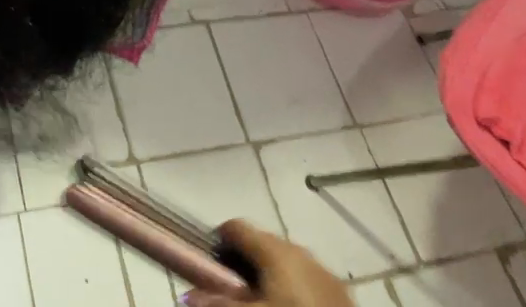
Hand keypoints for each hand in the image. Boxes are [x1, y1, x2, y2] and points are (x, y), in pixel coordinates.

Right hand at [186, 221, 351, 306]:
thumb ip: (218, 303)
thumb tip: (187, 294)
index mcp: (274, 249)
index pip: (235, 226)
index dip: (217, 242)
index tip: (208, 265)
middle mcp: (297, 248)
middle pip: (258, 243)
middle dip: (240, 262)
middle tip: (231, 291)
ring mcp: (322, 269)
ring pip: (283, 261)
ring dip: (266, 275)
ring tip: (259, 301)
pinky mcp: (338, 290)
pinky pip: (304, 277)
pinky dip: (289, 286)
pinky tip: (287, 306)